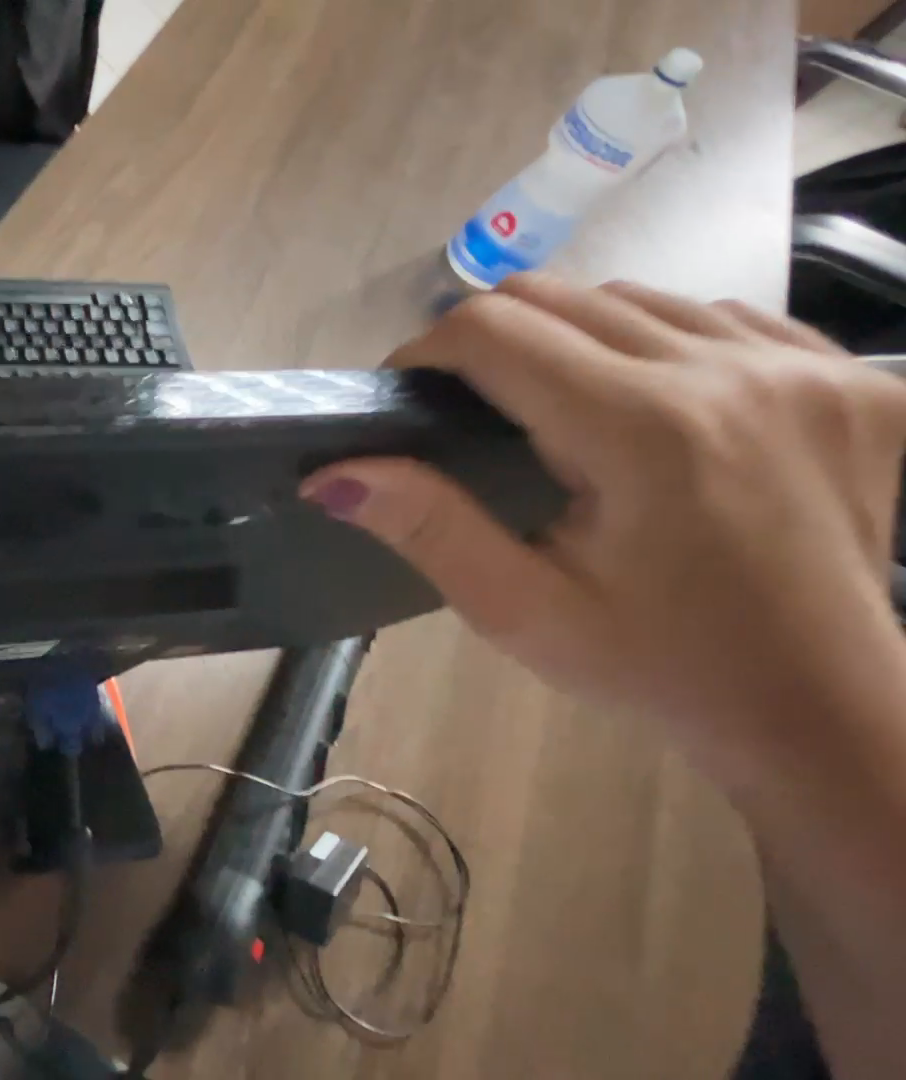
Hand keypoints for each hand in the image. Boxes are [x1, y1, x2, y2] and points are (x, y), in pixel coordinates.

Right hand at [301, 274, 905, 790]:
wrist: (819, 704)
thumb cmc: (649, 662)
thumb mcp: (515, 608)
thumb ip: (425, 525)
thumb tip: (331, 472)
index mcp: (642, 431)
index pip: (495, 330)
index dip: (427, 352)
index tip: (408, 397)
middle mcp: (732, 373)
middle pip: (557, 294)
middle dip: (485, 339)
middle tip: (467, 408)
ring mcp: (808, 366)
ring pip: (632, 296)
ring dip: (566, 338)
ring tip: (552, 412)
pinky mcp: (854, 376)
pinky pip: (717, 315)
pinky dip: (652, 343)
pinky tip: (644, 407)